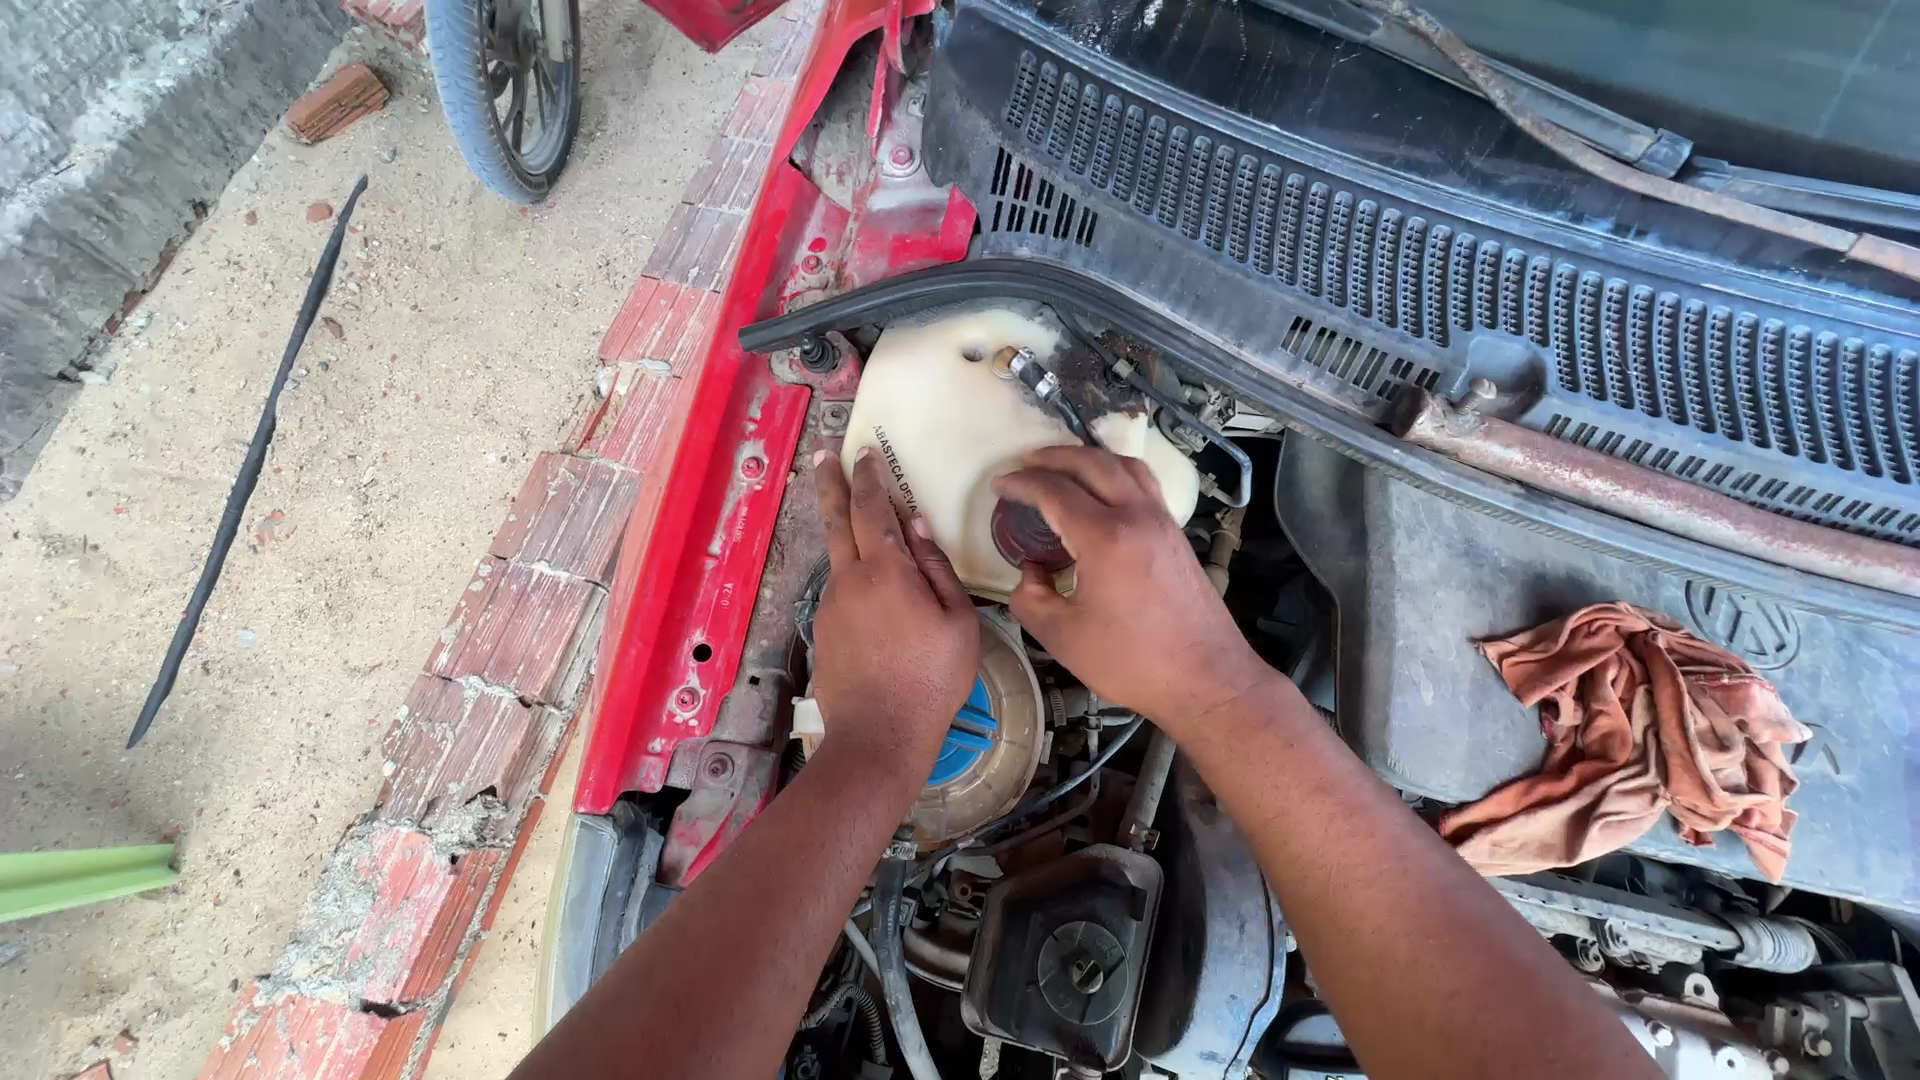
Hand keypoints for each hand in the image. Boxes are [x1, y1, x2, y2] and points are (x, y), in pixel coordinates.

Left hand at [810, 446, 979, 772]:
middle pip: (834, 519)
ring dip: (844, 530)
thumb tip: (918, 528)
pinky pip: (841, 588)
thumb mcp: (958, 623)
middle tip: (825, 455)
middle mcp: (849, 580)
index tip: (865, 454)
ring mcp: (830, 605)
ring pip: (838, 556)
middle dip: (831, 483)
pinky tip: (874, 591)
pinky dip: (854, 573)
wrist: (878, 737)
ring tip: (862, 522)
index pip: (872, 509)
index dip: (869, 478)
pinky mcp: (824, 630)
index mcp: (886, 572)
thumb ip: (938, 569)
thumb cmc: (931, 680)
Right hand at [994, 446, 1274, 732]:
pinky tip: (1104, 493)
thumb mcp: (1062, 637)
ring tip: (1064, 468)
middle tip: (1025, 464)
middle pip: (1092, 463)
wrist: (1206, 678)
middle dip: (1053, 458)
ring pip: (1125, 466)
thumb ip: (1030, 598)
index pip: (1055, 491)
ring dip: (1089, 459)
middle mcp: (1136, 516)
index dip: (1021, 483)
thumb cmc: (1131, 661)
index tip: (999, 486)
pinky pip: (1143, 484)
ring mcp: (1162, 522)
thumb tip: (1031, 571)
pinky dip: (1116, 473)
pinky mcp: (1176, 534)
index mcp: (1104, 537)